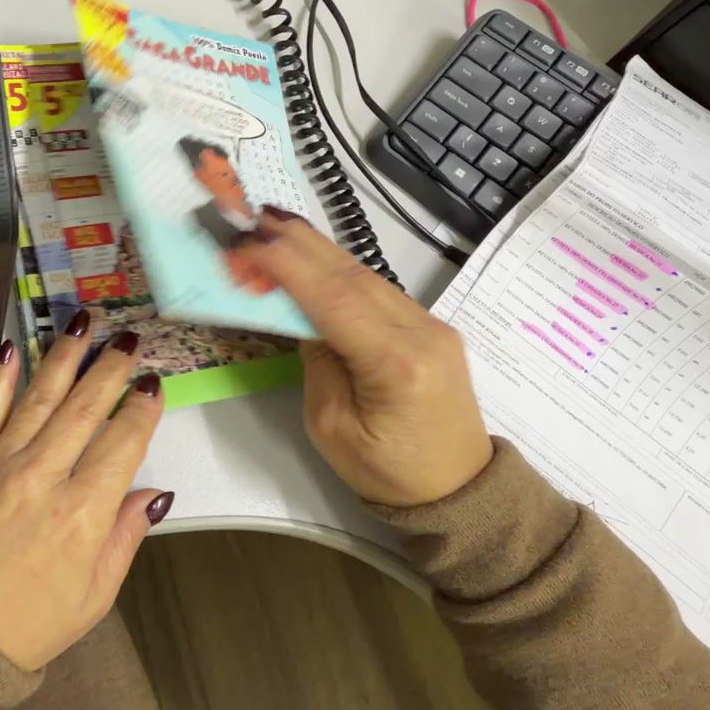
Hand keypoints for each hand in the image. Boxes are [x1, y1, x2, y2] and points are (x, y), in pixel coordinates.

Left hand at [0, 314, 171, 670]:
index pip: (123, 442)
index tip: (153, 384)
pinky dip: (1, 378)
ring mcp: (0, 463)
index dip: (143, 409)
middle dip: (110, 368)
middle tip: (127, 340)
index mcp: (83, 513)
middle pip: (85, 407)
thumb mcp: (95, 595)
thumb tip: (155, 493)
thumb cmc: (28, 622)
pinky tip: (13, 350)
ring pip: (40, 397)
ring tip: (83, 324)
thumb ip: (125, 536)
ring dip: (64, 356)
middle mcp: (43, 476)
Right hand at [241, 208, 493, 507]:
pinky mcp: (430, 326)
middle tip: (256, 216)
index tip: (250, 241)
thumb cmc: (387, 472)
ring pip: (365, 274)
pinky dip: (338, 267)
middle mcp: (421, 334)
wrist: (460, 492)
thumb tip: (300, 314)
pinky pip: (377, 288)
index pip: (334, 300)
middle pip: (352, 275)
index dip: (289, 266)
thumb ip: (316, 360)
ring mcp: (432, 325)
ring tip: (275, 224)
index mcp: (396, 366)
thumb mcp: (330, 425)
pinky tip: (312, 253)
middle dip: (300, 243)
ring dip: (317, 248)